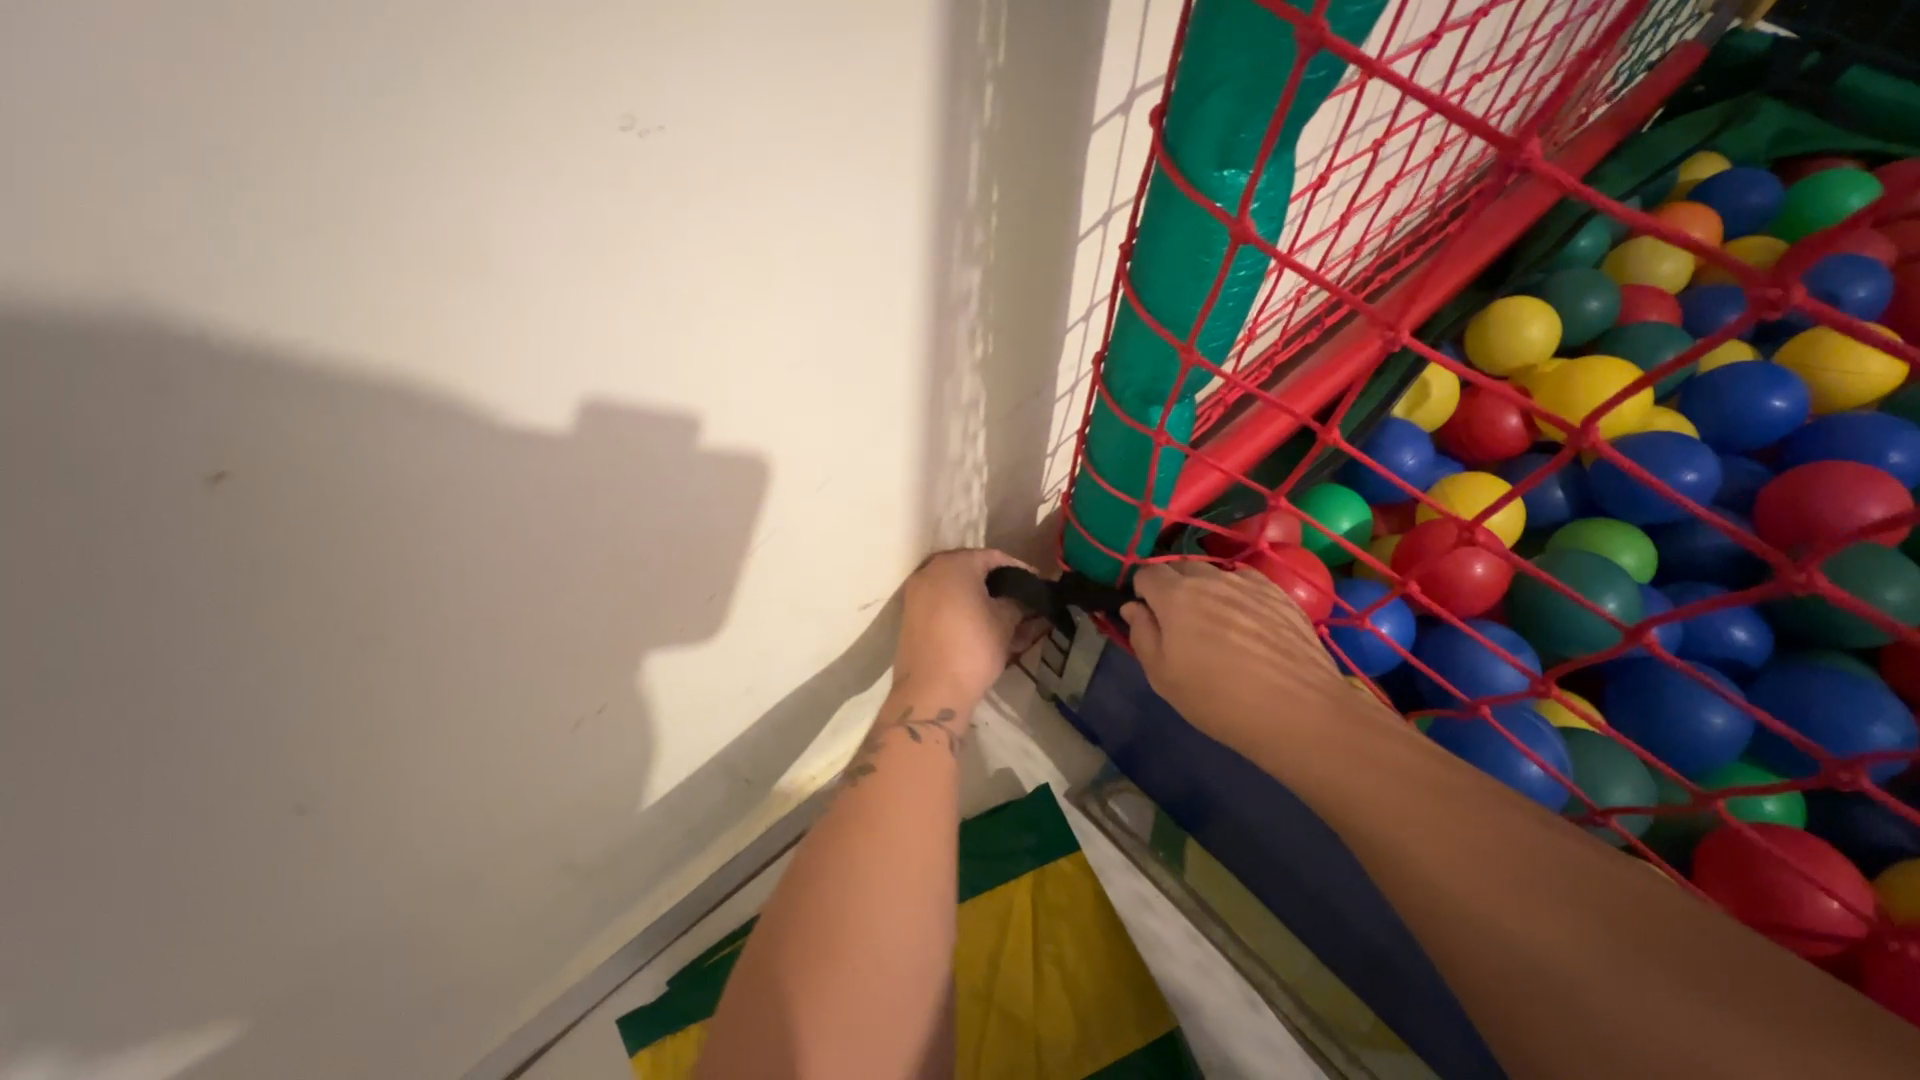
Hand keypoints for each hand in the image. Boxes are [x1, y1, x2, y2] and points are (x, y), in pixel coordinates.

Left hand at [892, 549, 1044, 706]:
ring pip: (956, 588)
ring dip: (980, 598)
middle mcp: (930, 571)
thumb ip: (1017, 602)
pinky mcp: (911, 617)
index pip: (994, 557)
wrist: (931, 691)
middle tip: (1021, 597)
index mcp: (954, 564)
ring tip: (1006, 615)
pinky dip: (962, 610)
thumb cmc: (973, 648)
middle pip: (972, 570)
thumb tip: (1023, 598)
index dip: (1020, 570)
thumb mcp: (1005, 622)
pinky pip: (942, 604)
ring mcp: (916, 594)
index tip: (1038, 583)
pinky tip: (982, 625)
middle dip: (998, 583)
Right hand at [1121, 561, 1354, 753]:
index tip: (1147, 616)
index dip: (1141, 592)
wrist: (1297, 710)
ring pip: (1214, 573)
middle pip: (1180, 567)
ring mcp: (1249, 583)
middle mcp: (1210, 578)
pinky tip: (1244, 618)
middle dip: (1171, 586)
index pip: (1146, 573)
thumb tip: (1133, 607)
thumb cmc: (1218, 699)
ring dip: (1205, 589)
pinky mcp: (1280, 594)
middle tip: (1177, 622)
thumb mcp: (1162, 677)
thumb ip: (1142, 634)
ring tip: (1213, 622)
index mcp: (1175, 596)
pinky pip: (1246, 581)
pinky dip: (1237, 592)